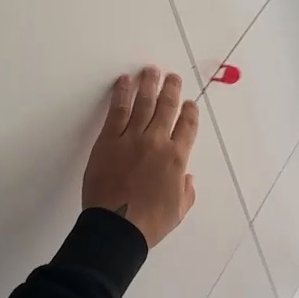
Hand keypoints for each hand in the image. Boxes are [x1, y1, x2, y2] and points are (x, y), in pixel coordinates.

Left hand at [83, 66, 199, 247]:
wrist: (117, 227)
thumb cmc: (149, 222)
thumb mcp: (178, 210)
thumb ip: (186, 191)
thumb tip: (187, 178)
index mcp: (177, 158)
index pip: (187, 125)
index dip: (190, 111)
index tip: (189, 103)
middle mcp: (157, 141)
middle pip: (167, 107)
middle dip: (171, 89)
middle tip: (172, 76)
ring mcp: (132, 138)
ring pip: (143, 103)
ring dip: (148, 84)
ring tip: (151, 70)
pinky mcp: (109, 140)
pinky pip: (117, 111)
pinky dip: (121, 94)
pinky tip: (124, 82)